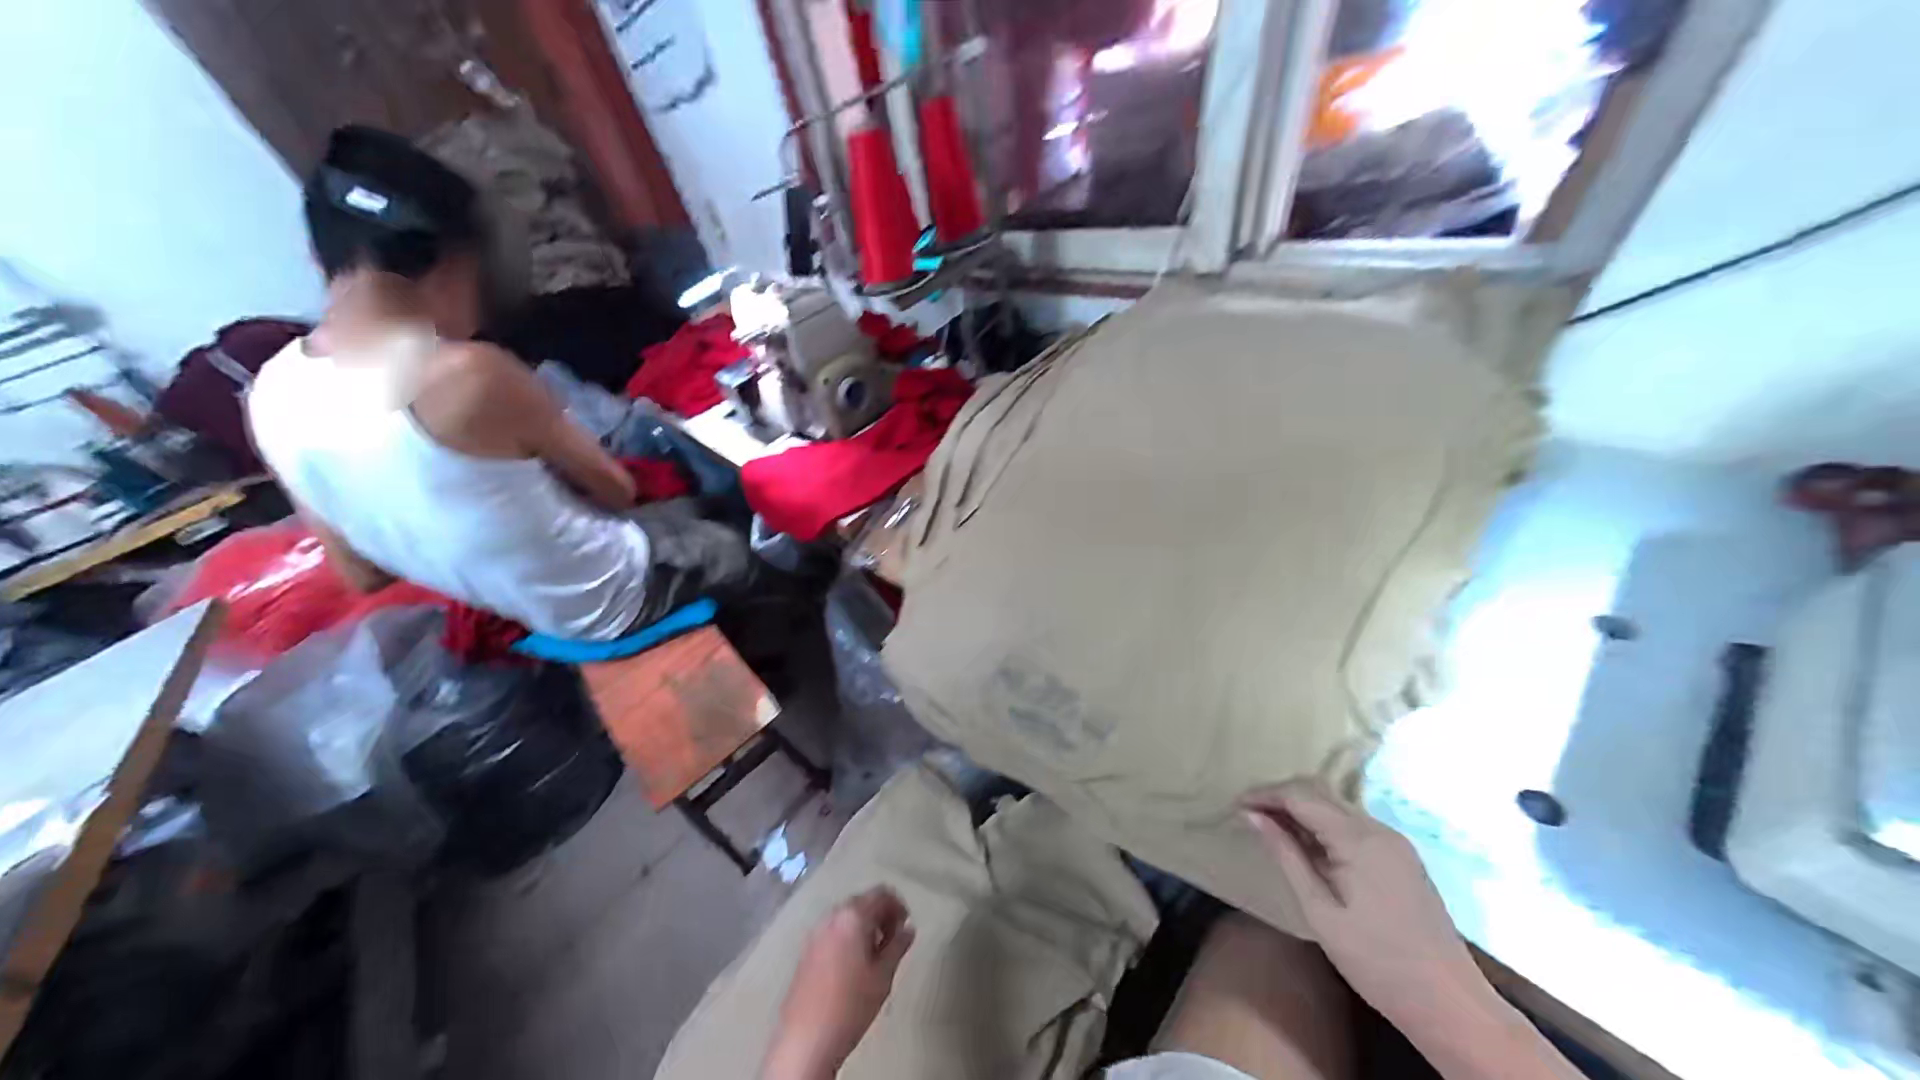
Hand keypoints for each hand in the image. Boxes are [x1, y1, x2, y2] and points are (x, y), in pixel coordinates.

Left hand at [763, 888, 916, 1079]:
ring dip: (865, 926)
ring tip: (875, 954)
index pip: (881, 893)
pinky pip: (833, 931)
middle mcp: (832, 917)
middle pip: (862, 902)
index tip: (906, 926)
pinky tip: (854, 964)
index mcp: (853, 917)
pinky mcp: (807, 950)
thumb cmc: (851, 1005)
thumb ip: (898, 946)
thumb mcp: (883, 976)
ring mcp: (816, 933)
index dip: (898, 905)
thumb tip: (908, 929)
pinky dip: (848, 936)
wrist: (806, 1039)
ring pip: (847, 916)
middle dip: (881, 915)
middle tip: (893, 941)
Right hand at [1242, 782, 1491, 1029]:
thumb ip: (1286, 855)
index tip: (1235, 807)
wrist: (1452, 1005)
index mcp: (1359, 839)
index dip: (1264, 795)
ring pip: (1337, 807)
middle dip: (1280, 798)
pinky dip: (1324, 826)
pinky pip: (1354, 825)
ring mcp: (1395, 842)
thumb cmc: (1377, 962)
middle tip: (1249, 816)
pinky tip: (1308, 846)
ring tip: (1271, 830)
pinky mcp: (1402, 857)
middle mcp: (1379, 829)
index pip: (1301, 795)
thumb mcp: (1319, 911)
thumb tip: (1252, 816)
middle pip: (1320, 793)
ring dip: (1302, 811)